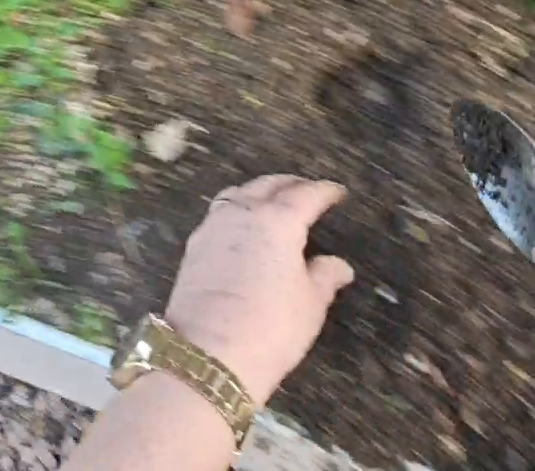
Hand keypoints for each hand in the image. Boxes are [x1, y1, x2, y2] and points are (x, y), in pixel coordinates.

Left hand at [163, 176, 354, 403]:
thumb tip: (338, 264)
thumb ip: (324, 276)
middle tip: (307, 188)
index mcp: (276, 221)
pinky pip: (220, 212)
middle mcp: (242, 213)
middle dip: (289, 184)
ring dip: (258, 191)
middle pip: (267, 186)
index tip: (337, 191)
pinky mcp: (196, 243)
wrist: (210, 349)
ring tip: (273, 198)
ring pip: (238, 194)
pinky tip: (243, 223)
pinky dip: (237, 208)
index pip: (305, 196)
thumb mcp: (310, 303)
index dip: (323, 191)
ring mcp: (214, 225)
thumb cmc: (271, 326)